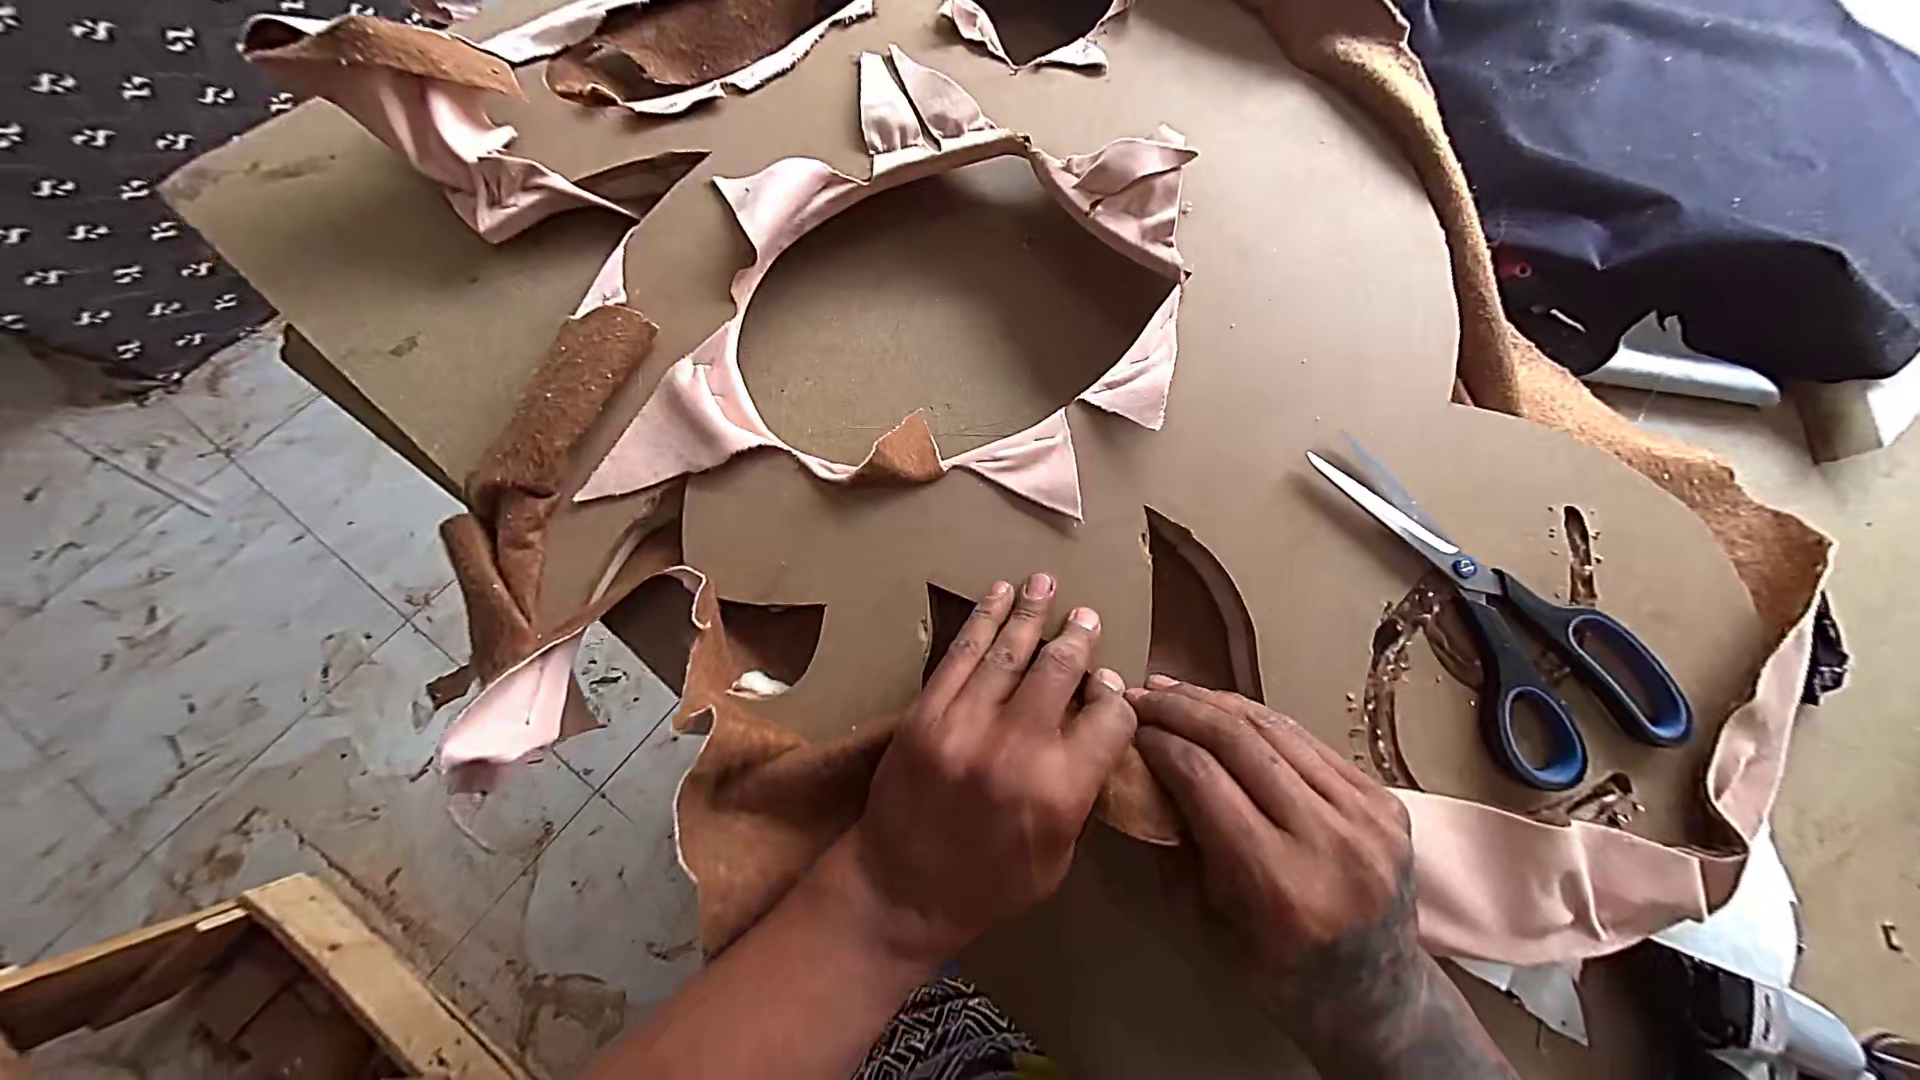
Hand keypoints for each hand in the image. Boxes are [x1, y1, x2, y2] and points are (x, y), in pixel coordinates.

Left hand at [847, 573, 1137, 965]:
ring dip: (1031, 612)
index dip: (1114, 696)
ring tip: (1046, 582)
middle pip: (1060, 672)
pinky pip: (960, 654)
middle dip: (1078, 638)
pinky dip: (983, 620)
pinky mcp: (925, 713)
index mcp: (1059, 791)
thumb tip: (1094, 721)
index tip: (1110, 683)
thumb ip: (1082, 787)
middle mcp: (1016, 750)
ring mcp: (964, 725)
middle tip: (1087, 616)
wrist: (900, 887)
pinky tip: (999, 595)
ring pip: (1009, 652)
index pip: (1109, 720)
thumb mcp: (1058, 854)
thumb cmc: (990, 882)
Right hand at [1130, 677, 1514, 1079]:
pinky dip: (1255, 715)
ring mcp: (1366, 816)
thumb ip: (1173, 838)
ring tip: (1173, 689)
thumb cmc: (1274, 968)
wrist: (1378, 997)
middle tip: (1141, 694)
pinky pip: (1305, 738)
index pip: (1203, 777)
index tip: (1128, 727)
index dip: (1158, 741)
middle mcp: (1329, 842)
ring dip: (1213, 700)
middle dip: (1179, 708)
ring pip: (1273, 727)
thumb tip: (1142, 765)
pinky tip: (1221, 705)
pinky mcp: (1384, 800)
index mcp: (1279, 883)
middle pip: (1238, 741)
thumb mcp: (1202, 916)